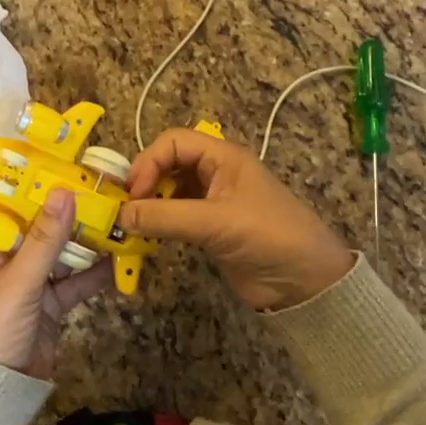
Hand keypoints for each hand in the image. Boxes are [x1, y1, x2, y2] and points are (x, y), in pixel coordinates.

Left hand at [0, 189, 112, 378]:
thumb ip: (44, 239)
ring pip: (65, 251)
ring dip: (89, 238)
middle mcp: (11, 257)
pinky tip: (121, 257)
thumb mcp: (19, 281)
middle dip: (73, 209)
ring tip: (120, 217)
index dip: (37, 182)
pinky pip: (77, 280)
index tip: (69, 162)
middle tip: (108, 188)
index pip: (12, 202)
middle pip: (44, 224)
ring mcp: (33, 280)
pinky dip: (97, 271)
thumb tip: (65, 192)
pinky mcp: (52, 303)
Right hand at [120, 129, 355, 311]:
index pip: (173, 142)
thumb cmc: (267, 237)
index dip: (149, 162)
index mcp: (223, 157)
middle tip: (126, 210)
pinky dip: (157, 224)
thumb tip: (120, 214)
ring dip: (148, 205)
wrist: (305, 282)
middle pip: (167, 164)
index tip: (134, 192)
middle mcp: (215, 173)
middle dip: (144, 183)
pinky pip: (174, 218)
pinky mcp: (209, 229)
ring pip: (168, 192)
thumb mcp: (215, 223)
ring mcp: (211, 201)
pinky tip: (146, 238)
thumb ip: (165, 217)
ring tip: (131, 226)